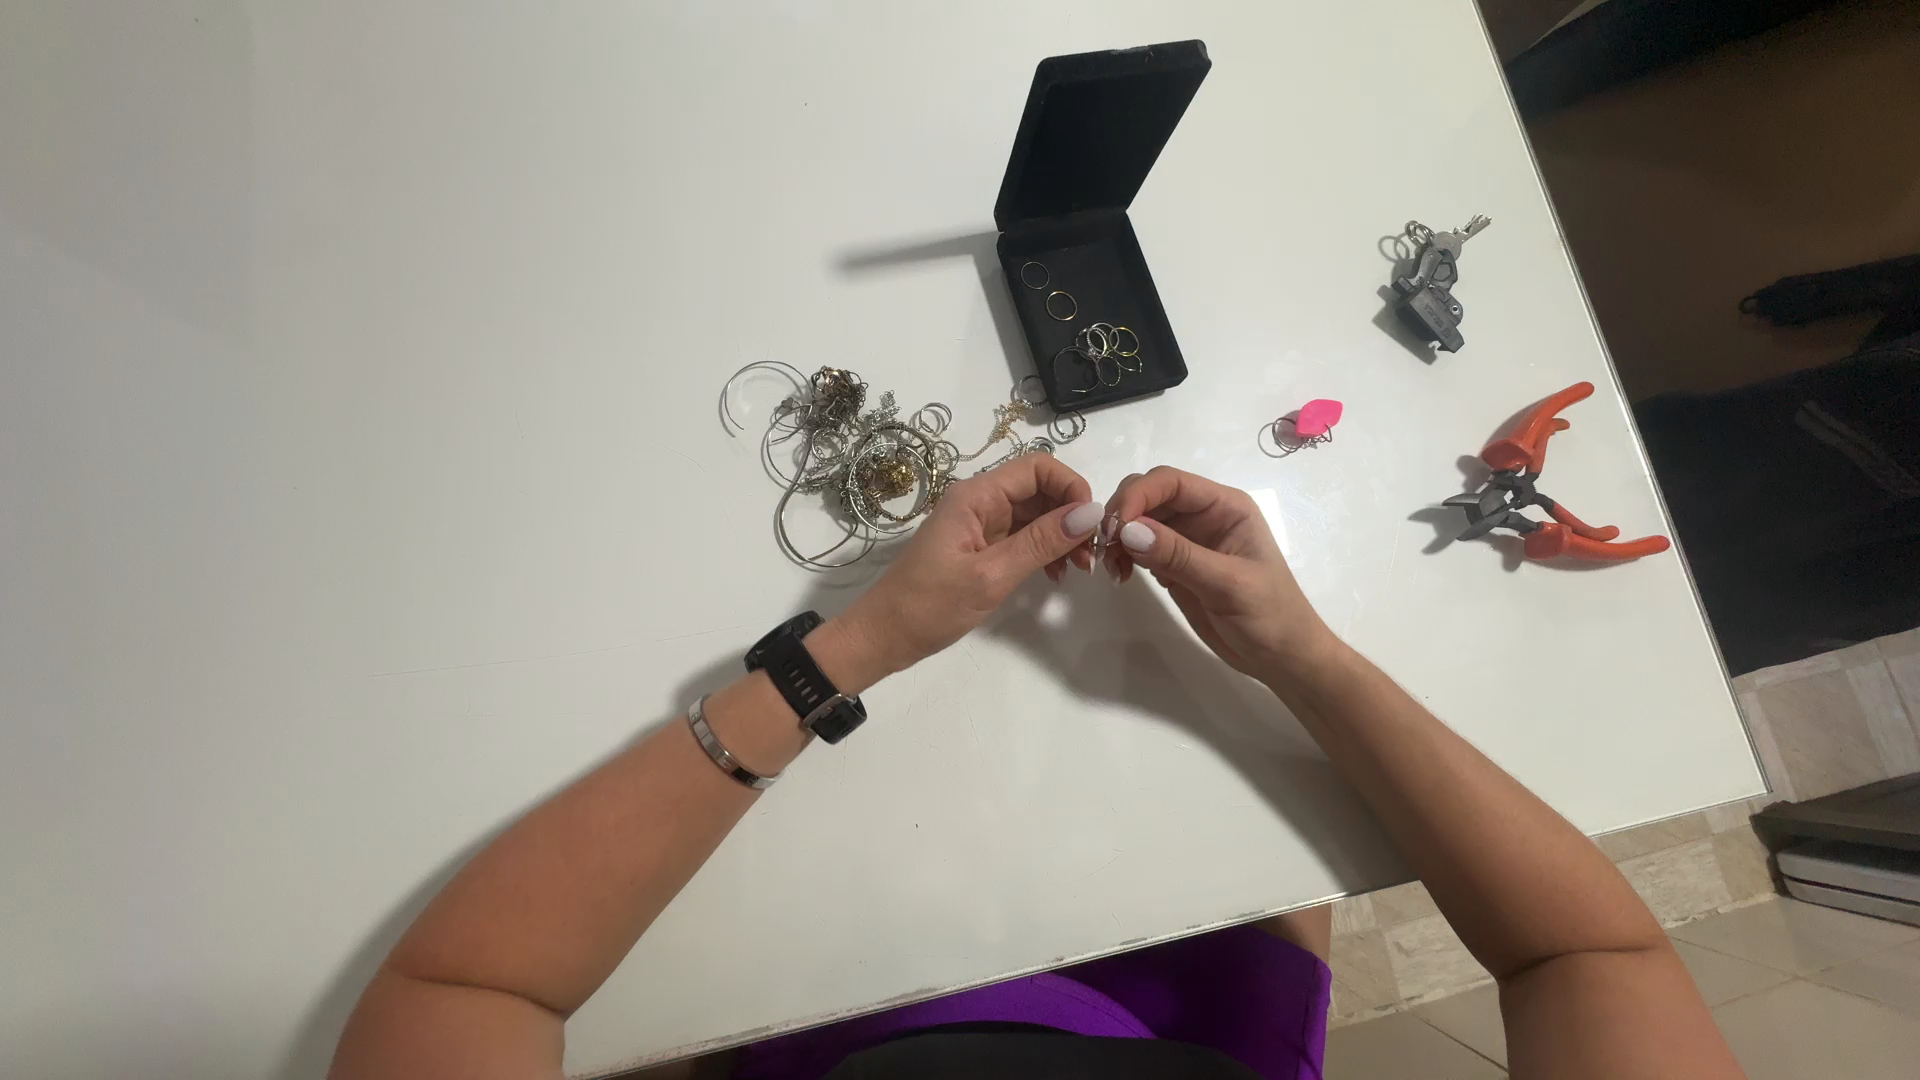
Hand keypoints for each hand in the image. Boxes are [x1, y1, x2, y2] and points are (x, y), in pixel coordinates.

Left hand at [821, 454, 1101, 689]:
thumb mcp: (990, 576)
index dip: (1071, 487)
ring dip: (1062, 536)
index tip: (1092, 524)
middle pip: (1039, 490)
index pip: (1037, 467)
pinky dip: (1044, 551)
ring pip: (1035, 515)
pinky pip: (1022, 537)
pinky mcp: (981, 548)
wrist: (884, 637)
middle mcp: (979, 502)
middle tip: (1091, 556)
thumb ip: (1040, 542)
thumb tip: (1091, 513)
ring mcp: (980, 525)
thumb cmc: (929, 605)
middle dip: (1071, 516)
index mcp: (976, 496)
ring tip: (1078, 570)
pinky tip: (1055, 576)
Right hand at [1099, 466, 1338, 680]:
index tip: (1115, 526)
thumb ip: (1179, 556)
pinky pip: (1137, 546)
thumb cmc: (1270, 616)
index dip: (1138, 495)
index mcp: (1225, 506)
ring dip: (1117, 537)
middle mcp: (1202, 515)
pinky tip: (1120, 576)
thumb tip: (1128, 531)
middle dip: (1122, 514)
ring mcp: (1186, 540)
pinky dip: (1122, 556)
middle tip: (1107, 548)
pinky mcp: (1172, 564)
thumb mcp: (1228, 585)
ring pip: (1137, 520)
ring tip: (1111, 567)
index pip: (1170, 482)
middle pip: (1148, 494)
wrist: (1280, 658)